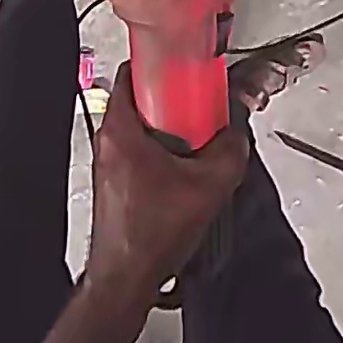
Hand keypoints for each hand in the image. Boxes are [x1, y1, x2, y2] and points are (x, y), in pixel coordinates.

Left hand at [86, 62, 249, 297]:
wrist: (126, 278)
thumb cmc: (150, 236)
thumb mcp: (208, 187)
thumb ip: (230, 151)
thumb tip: (235, 135)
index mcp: (120, 131)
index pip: (131, 73)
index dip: (159, 65)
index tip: (182, 69)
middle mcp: (108, 141)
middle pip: (139, 99)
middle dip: (170, 101)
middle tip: (196, 111)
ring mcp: (108, 162)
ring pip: (139, 126)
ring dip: (167, 129)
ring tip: (193, 146)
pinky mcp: (113, 180)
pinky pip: (136, 149)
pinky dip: (159, 150)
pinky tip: (181, 173)